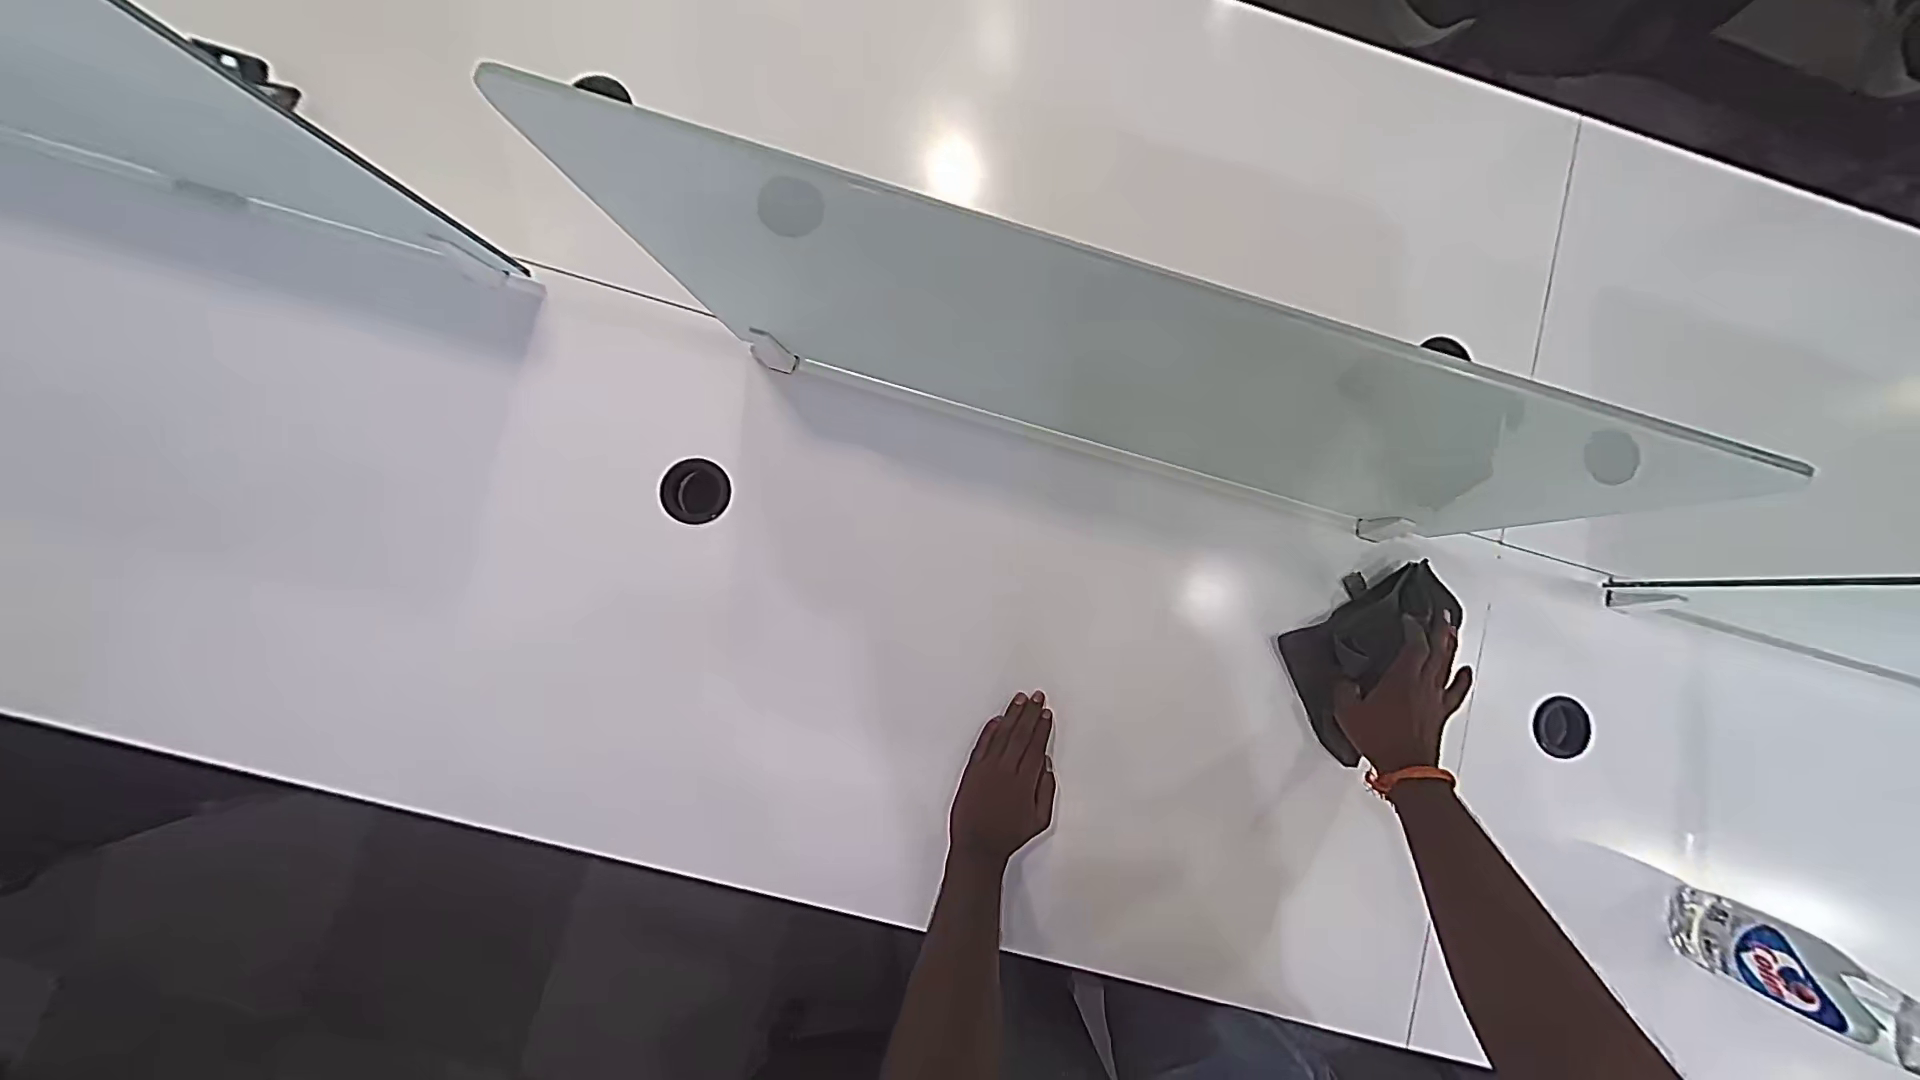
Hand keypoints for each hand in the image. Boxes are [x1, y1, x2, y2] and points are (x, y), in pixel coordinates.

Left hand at [949, 691, 1056, 866]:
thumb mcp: (1039, 819)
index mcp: (1024, 781)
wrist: (977, 845)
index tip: (1046, 713)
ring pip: (1002, 734)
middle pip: (1020, 734)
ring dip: (1012, 714)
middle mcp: (1005, 770)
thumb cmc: (1008, 835)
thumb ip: (1046, 790)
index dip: (1042, 727)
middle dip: (1030, 713)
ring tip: (1020, 699)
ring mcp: (986, 768)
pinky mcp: (972, 770)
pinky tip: (997, 719)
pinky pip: (982, 744)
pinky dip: (990, 730)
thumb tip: (1046, 765)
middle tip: (1037, 697)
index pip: (1035, 746)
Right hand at [1333, 616, 1472, 773]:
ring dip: (1450, 646)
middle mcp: (1423, 685)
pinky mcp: (1441, 712)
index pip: (1414, 644)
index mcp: (1401, 678)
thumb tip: (1342, 680)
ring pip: (1448, 665)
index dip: (1413, 627)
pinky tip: (1465, 672)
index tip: (1409, 617)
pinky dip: (1463, 679)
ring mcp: (1435, 698)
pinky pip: (1456, 691)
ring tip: (1451, 632)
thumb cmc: (1380, 739)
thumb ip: (1343, 689)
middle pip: (1438, 650)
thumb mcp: (1347, 711)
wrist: (1406, 768)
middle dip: (1439, 629)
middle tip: (1440, 615)